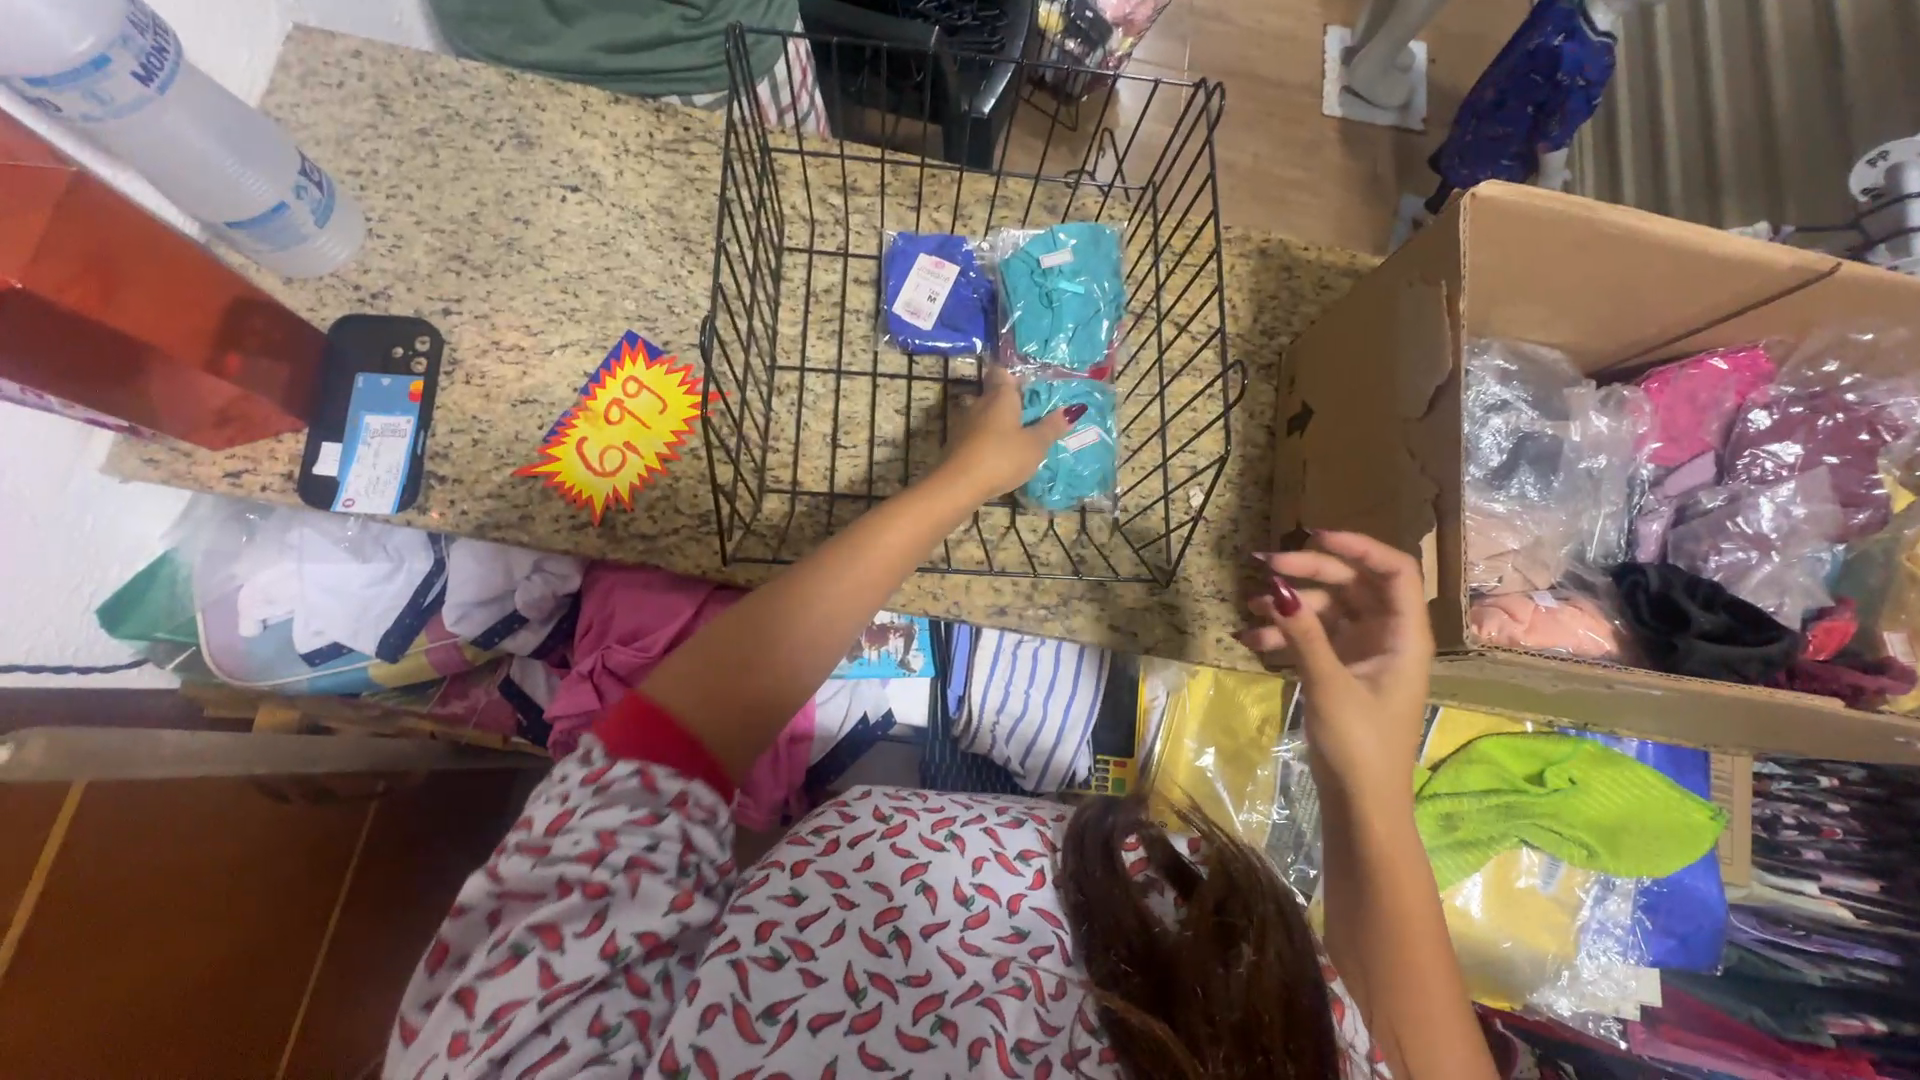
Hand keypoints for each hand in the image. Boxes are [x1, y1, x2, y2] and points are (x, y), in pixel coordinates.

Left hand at [936, 364, 1076, 499]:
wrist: (958, 485)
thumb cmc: (1001, 457)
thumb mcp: (1035, 445)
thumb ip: (1052, 427)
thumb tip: (1072, 410)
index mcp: (1000, 395)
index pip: (1003, 372)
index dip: (1016, 377)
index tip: (1031, 389)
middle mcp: (979, 403)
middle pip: (995, 394)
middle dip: (1012, 403)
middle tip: (1034, 417)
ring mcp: (964, 424)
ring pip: (986, 415)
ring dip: (1001, 424)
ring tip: (1020, 439)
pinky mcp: (956, 443)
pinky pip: (978, 434)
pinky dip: (989, 440)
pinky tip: (1001, 455)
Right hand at [1241, 531, 1433, 802]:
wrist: (1361, 802)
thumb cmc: (1360, 746)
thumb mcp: (1329, 686)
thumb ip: (1303, 634)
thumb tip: (1276, 589)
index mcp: (1405, 634)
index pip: (1393, 570)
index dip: (1357, 546)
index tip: (1312, 536)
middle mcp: (1386, 633)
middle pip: (1351, 582)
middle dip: (1307, 572)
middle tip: (1263, 567)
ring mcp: (1361, 649)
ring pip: (1325, 607)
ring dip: (1287, 605)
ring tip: (1249, 609)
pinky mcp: (1339, 665)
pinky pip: (1310, 634)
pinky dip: (1282, 633)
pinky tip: (1250, 641)